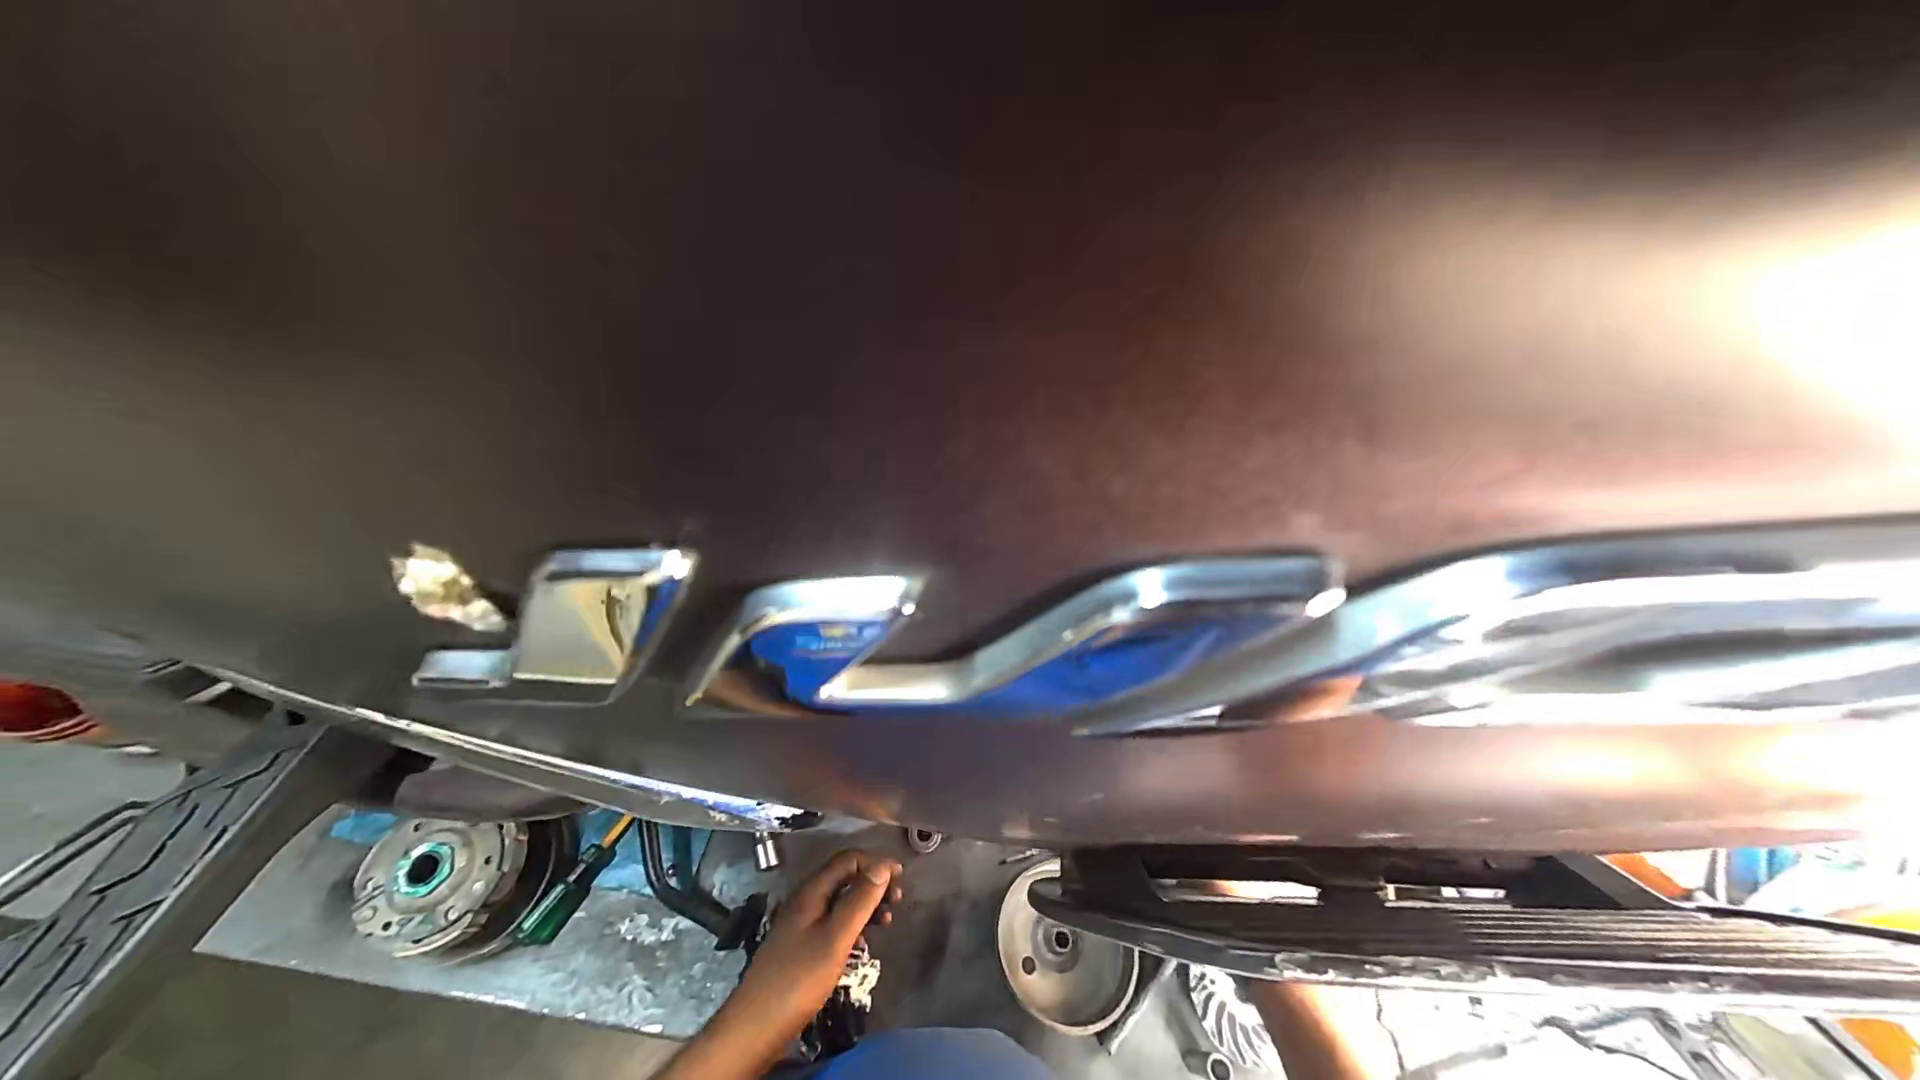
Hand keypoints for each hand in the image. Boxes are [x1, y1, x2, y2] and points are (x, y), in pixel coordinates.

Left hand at [660, 849, 902, 1079]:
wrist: (756, 1025)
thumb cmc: (799, 978)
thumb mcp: (835, 938)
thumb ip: (859, 900)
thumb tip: (882, 867)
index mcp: (812, 891)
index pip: (848, 860)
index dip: (876, 863)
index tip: (901, 876)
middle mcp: (806, 900)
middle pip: (844, 877)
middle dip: (873, 883)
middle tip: (897, 900)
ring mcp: (802, 922)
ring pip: (840, 900)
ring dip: (866, 903)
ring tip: (887, 920)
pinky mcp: (802, 944)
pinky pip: (833, 921)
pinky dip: (853, 923)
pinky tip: (863, 941)